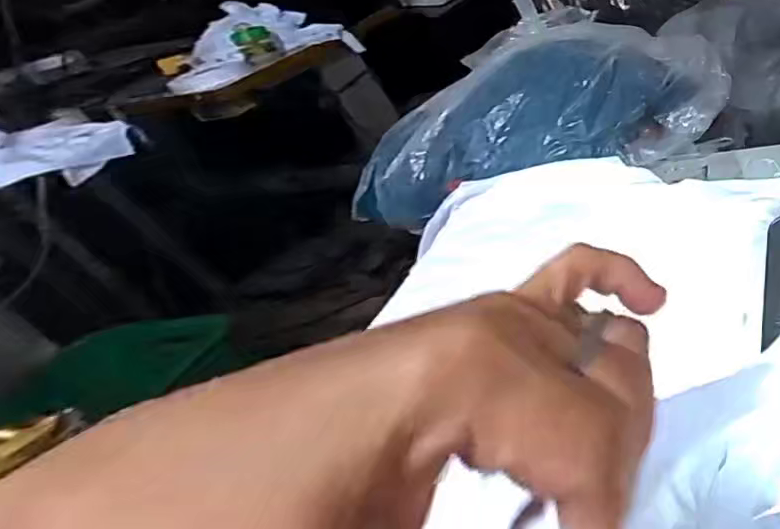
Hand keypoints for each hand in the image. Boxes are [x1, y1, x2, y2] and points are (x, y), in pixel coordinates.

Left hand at [0, 244, 666, 528]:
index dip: (596, 524)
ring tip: (579, 489)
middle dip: (609, 477)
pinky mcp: (466, 324)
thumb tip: (571, 524)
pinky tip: (646, 301)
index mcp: (470, 372)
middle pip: (610, 390)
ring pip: (601, 342)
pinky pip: (566, 276)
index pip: (594, 445)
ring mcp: (481, 313)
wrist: (133, 511)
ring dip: (613, 416)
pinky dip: (613, 283)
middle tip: (559, 521)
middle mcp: (493, 322)